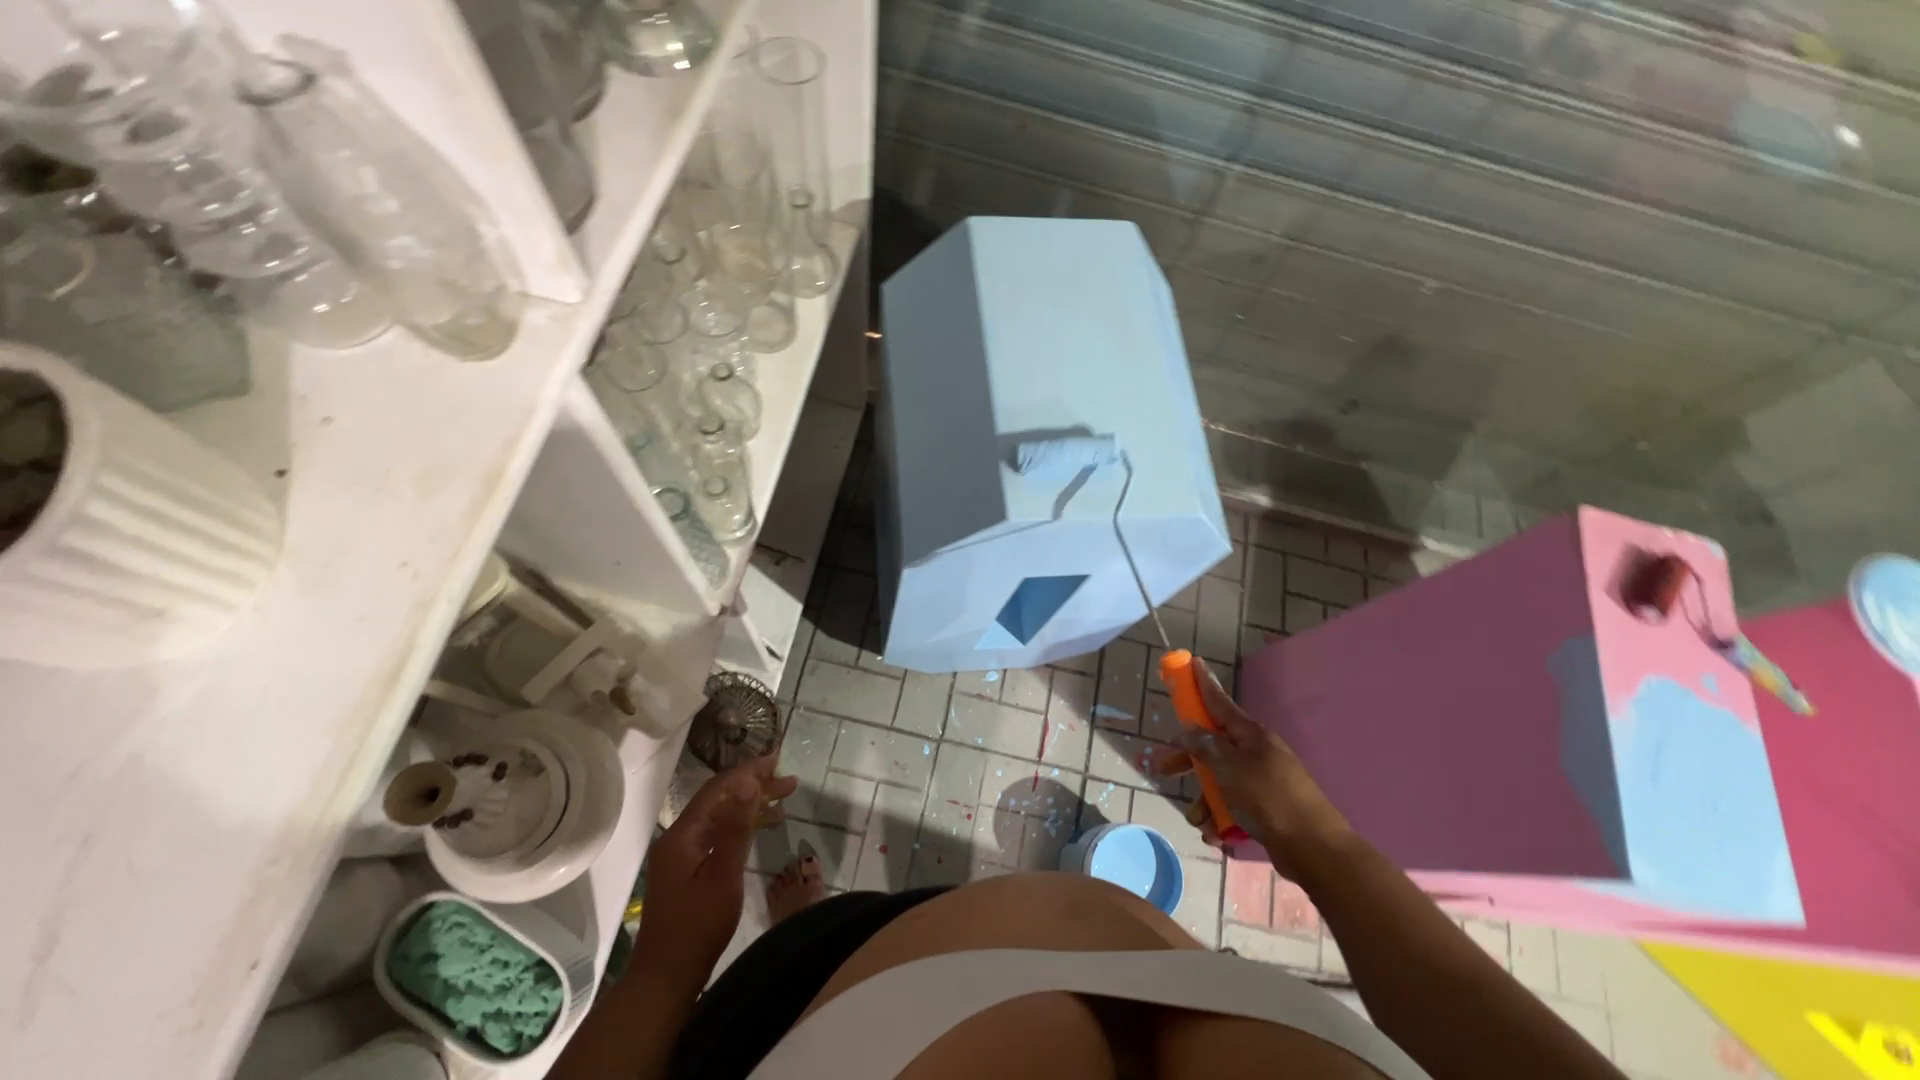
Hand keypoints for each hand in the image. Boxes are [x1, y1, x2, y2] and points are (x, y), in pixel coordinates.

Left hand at [632, 754, 795, 992]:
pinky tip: (759, 829)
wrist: (666, 976)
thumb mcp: (723, 875)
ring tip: (783, 800)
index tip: (777, 761)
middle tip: (789, 781)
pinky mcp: (686, 872)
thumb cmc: (698, 926)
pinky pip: (716, 836)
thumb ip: (735, 828)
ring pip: (718, 819)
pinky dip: (739, 827)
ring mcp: (680, 856)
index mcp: (683, 835)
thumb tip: (747, 782)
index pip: (718, 790)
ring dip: (749, 806)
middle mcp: (678, 838)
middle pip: (718, 801)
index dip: (748, 772)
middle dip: (753, 787)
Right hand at [1156, 657, 1350, 876]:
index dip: (1204, 685)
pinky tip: (1217, 835)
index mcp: (1251, 737)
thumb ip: (1207, 747)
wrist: (1312, 847)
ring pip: (1218, 784)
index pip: (1220, 704)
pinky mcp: (1263, 810)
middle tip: (1163, 771)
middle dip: (1188, 763)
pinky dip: (1220, 821)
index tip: (1194, 662)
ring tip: (1201, 822)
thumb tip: (1190, 729)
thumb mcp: (1231, 768)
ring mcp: (1260, 782)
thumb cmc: (1269, 798)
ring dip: (1203, 803)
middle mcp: (1255, 755)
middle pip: (1212, 748)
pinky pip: (1231, 809)